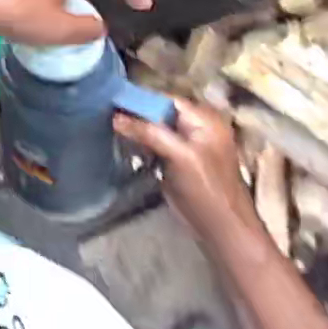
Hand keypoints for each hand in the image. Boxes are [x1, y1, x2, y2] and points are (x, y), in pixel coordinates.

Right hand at [113, 98, 251, 231]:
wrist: (222, 230)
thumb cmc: (207, 188)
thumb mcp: (179, 155)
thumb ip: (148, 132)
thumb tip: (115, 117)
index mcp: (204, 118)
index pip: (165, 99)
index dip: (140, 98)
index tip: (111, 99)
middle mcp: (195, 127)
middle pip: (158, 113)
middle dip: (134, 114)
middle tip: (105, 112)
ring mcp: (185, 146)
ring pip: (154, 129)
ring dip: (135, 130)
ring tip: (107, 126)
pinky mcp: (176, 163)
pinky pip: (154, 146)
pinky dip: (139, 145)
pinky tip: (121, 144)